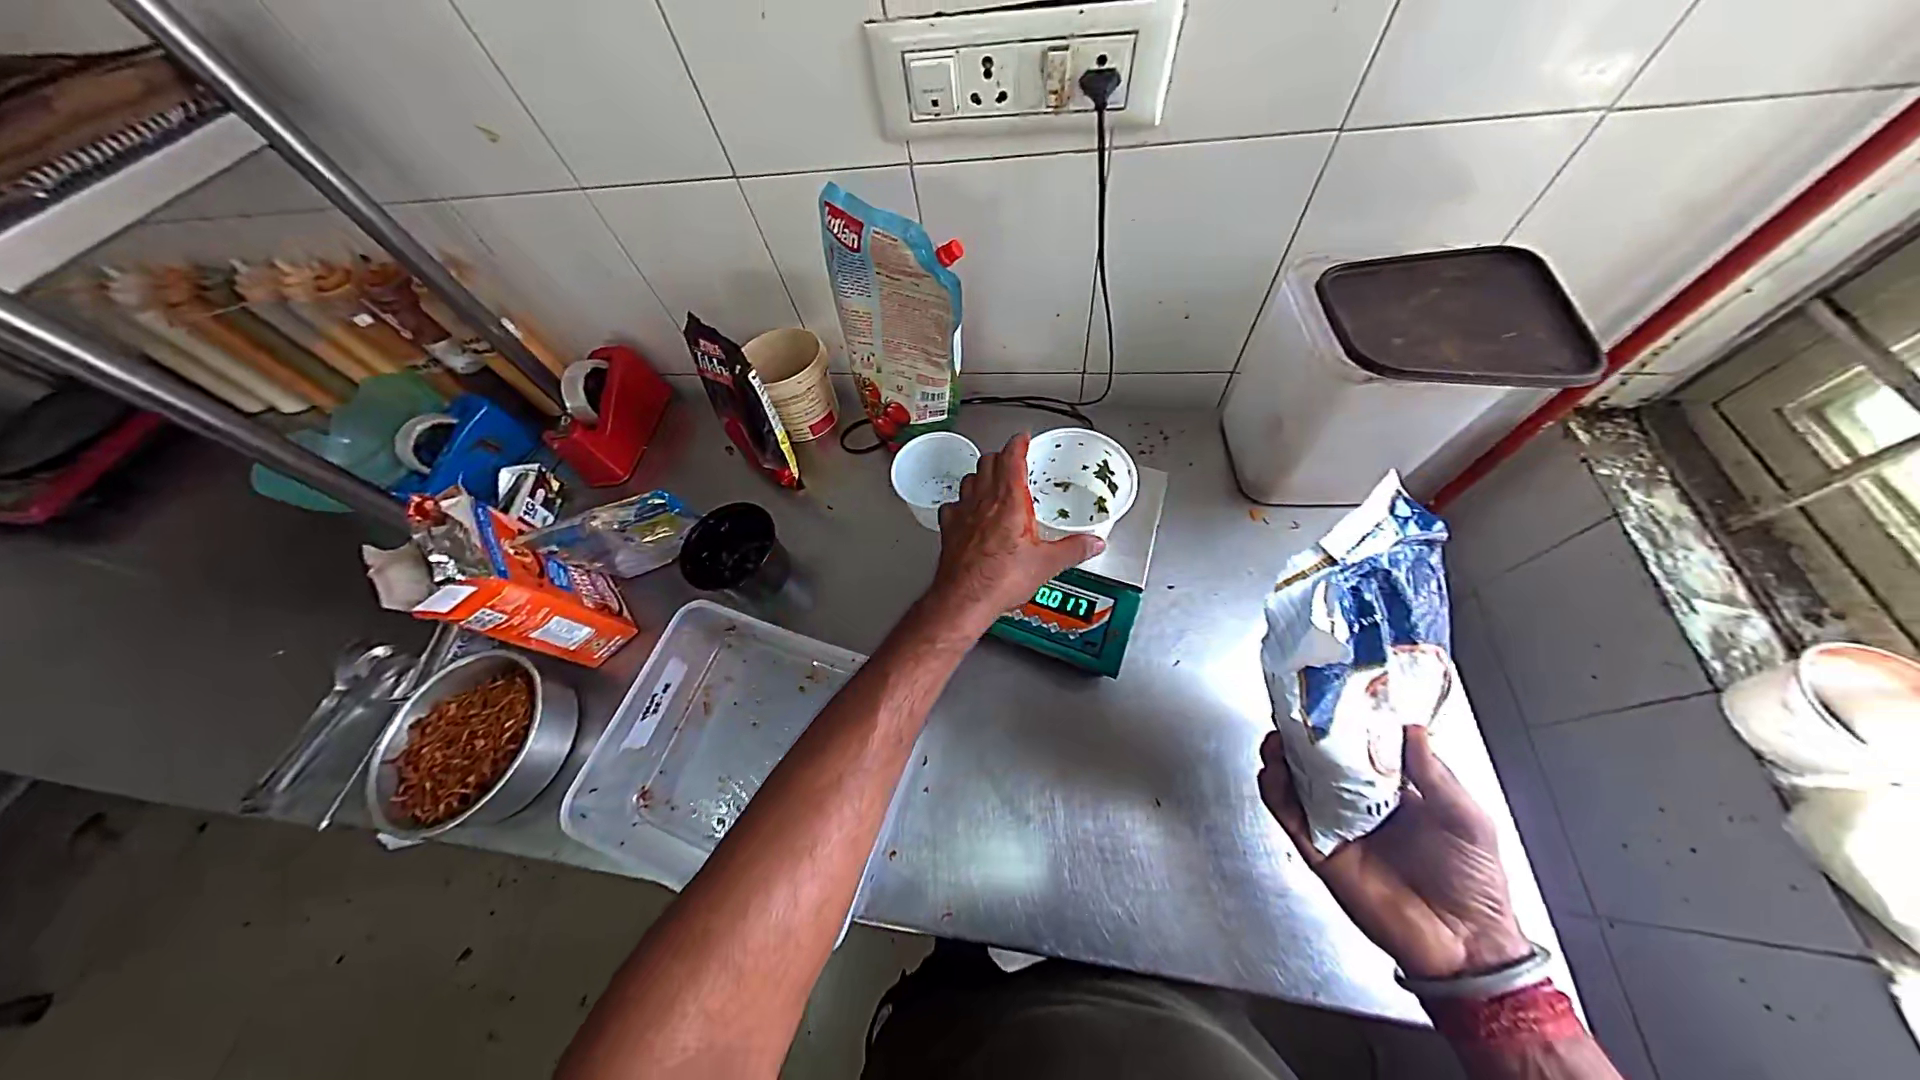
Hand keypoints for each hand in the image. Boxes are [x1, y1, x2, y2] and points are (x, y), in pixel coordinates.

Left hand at [928, 430, 1104, 633]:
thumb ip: (1073, 550)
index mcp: (1008, 501)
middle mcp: (982, 502)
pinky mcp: (949, 530)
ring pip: (969, 480)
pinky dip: (961, 502)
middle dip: (1000, 457)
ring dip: (980, 476)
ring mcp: (962, 514)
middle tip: (1011, 460)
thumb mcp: (1046, 564)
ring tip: (991, 481)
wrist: (964, 600)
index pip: (1011, 458)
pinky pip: (953, 505)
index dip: (1017, 444)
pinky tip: (967, 511)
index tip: (1022, 438)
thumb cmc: (998, 580)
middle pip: (987, 463)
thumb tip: (1092, 543)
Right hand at [1259, 726, 1529, 979]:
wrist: (1466, 943)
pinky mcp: (1318, 849)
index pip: (1357, 749)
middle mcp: (1358, 805)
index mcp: (1391, 792)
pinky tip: (1273, 771)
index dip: (1342, 724)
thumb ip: (1433, 773)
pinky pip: (1287, 814)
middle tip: (1294, 713)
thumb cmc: (1474, 883)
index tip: (1333, 699)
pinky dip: (1274, 790)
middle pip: (1317, 761)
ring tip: (1278, 737)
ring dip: (1281, 758)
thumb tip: (1410, 728)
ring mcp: (1335, 825)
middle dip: (1301, 736)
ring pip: (1294, 783)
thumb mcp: (1465, 817)